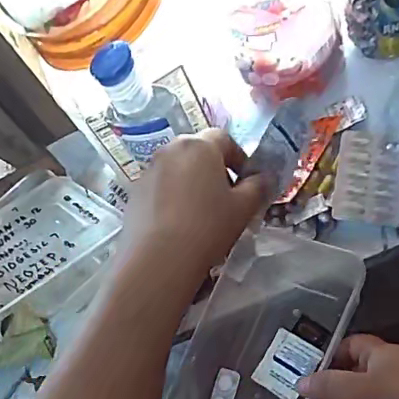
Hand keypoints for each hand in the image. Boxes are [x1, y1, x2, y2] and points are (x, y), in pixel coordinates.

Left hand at [118, 129, 266, 284]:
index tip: (245, 182)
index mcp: (200, 146)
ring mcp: (148, 171)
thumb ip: (258, 187)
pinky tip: (177, 225)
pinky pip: (159, 190)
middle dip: (213, 171)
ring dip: (190, 185)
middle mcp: (170, 150)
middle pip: (197, 153)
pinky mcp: (134, 194)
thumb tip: (263, 178)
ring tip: (199, 214)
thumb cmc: (207, 228)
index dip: (238, 159)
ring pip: (176, 171)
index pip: (224, 139)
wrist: (158, 259)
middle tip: (224, 199)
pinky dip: (171, 199)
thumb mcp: (243, 209)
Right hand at [295, 335, 398, 398]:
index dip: (328, 355)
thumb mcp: (366, 391)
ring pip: (370, 396)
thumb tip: (298, 382)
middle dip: (333, 386)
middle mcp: (395, 368)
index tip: (304, 375)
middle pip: (357, 371)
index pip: (349, 345)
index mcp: (383, 353)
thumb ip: (330, 386)